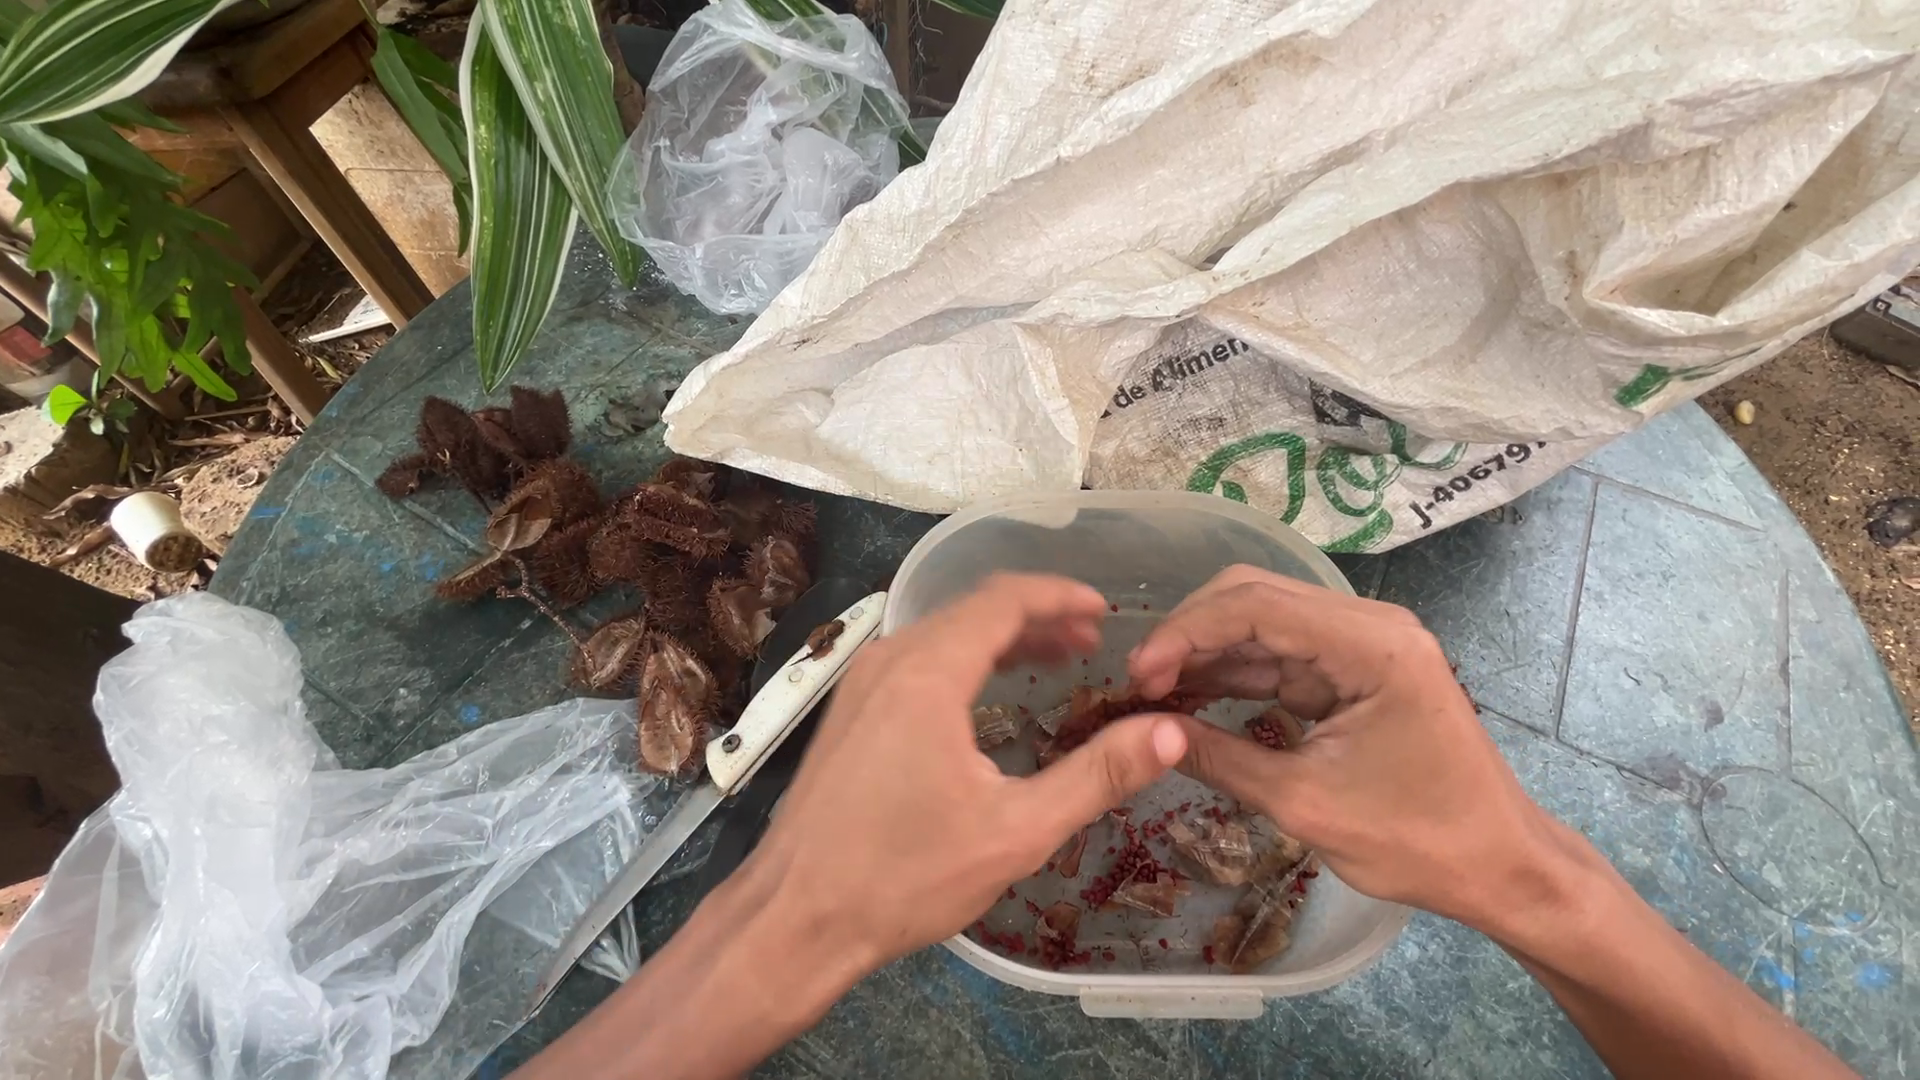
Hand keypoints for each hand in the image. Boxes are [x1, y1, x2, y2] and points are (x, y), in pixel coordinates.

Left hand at [749, 572, 1189, 972]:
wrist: (794, 917)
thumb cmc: (905, 875)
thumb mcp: (1016, 831)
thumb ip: (1097, 775)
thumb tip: (1168, 734)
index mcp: (929, 671)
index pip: (1003, 599)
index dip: (1059, 595)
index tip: (1104, 608)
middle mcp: (890, 659)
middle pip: (973, 610)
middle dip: (1037, 617)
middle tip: (1090, 641)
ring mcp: (863, 682)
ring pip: (944, 633)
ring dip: (1001, 638)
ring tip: (1055, 660)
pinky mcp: (851, 708)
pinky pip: (918, 659)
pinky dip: (965, 660)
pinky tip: (989, 694)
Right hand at [1126, 564, 1564, 925]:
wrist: (1504, 870)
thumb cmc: (1419, 842)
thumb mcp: (1305, 805)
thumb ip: (1219, 758)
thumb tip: (1145, 734)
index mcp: (1372, 645)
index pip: (1256, 606)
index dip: (1185, 632)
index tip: (1139, 675)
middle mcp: (1367, 625)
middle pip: (1253, 596)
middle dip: (1189, 633)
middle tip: (1141, 682)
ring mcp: (1359, 642)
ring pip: (1258, 621)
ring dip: (1203, 652)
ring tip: (1152, 692)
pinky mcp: (1349, 666)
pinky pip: (1275, 653)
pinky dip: (1229, 672)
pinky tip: (1188, 695)